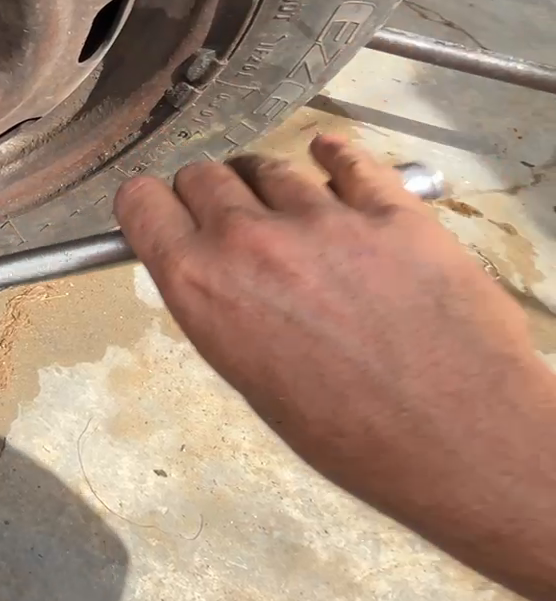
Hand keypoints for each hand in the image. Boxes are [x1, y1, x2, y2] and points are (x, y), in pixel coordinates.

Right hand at [116, 135, 555, 600]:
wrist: (460, 445)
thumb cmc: (334, 423)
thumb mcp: (230, 358)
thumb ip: (206, 293)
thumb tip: (202, 262)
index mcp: (195, 278)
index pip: (139, 200)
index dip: (147, 205)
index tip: (162, 215)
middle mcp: (245, 238)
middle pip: (201, 174)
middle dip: (205, 194)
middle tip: (226, 219)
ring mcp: (322, 221)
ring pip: (267, 167)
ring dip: (264, 185)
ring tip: (284, 208)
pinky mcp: (396, 216)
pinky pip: (352, 162)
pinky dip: (334, 155)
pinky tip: (329, 155)